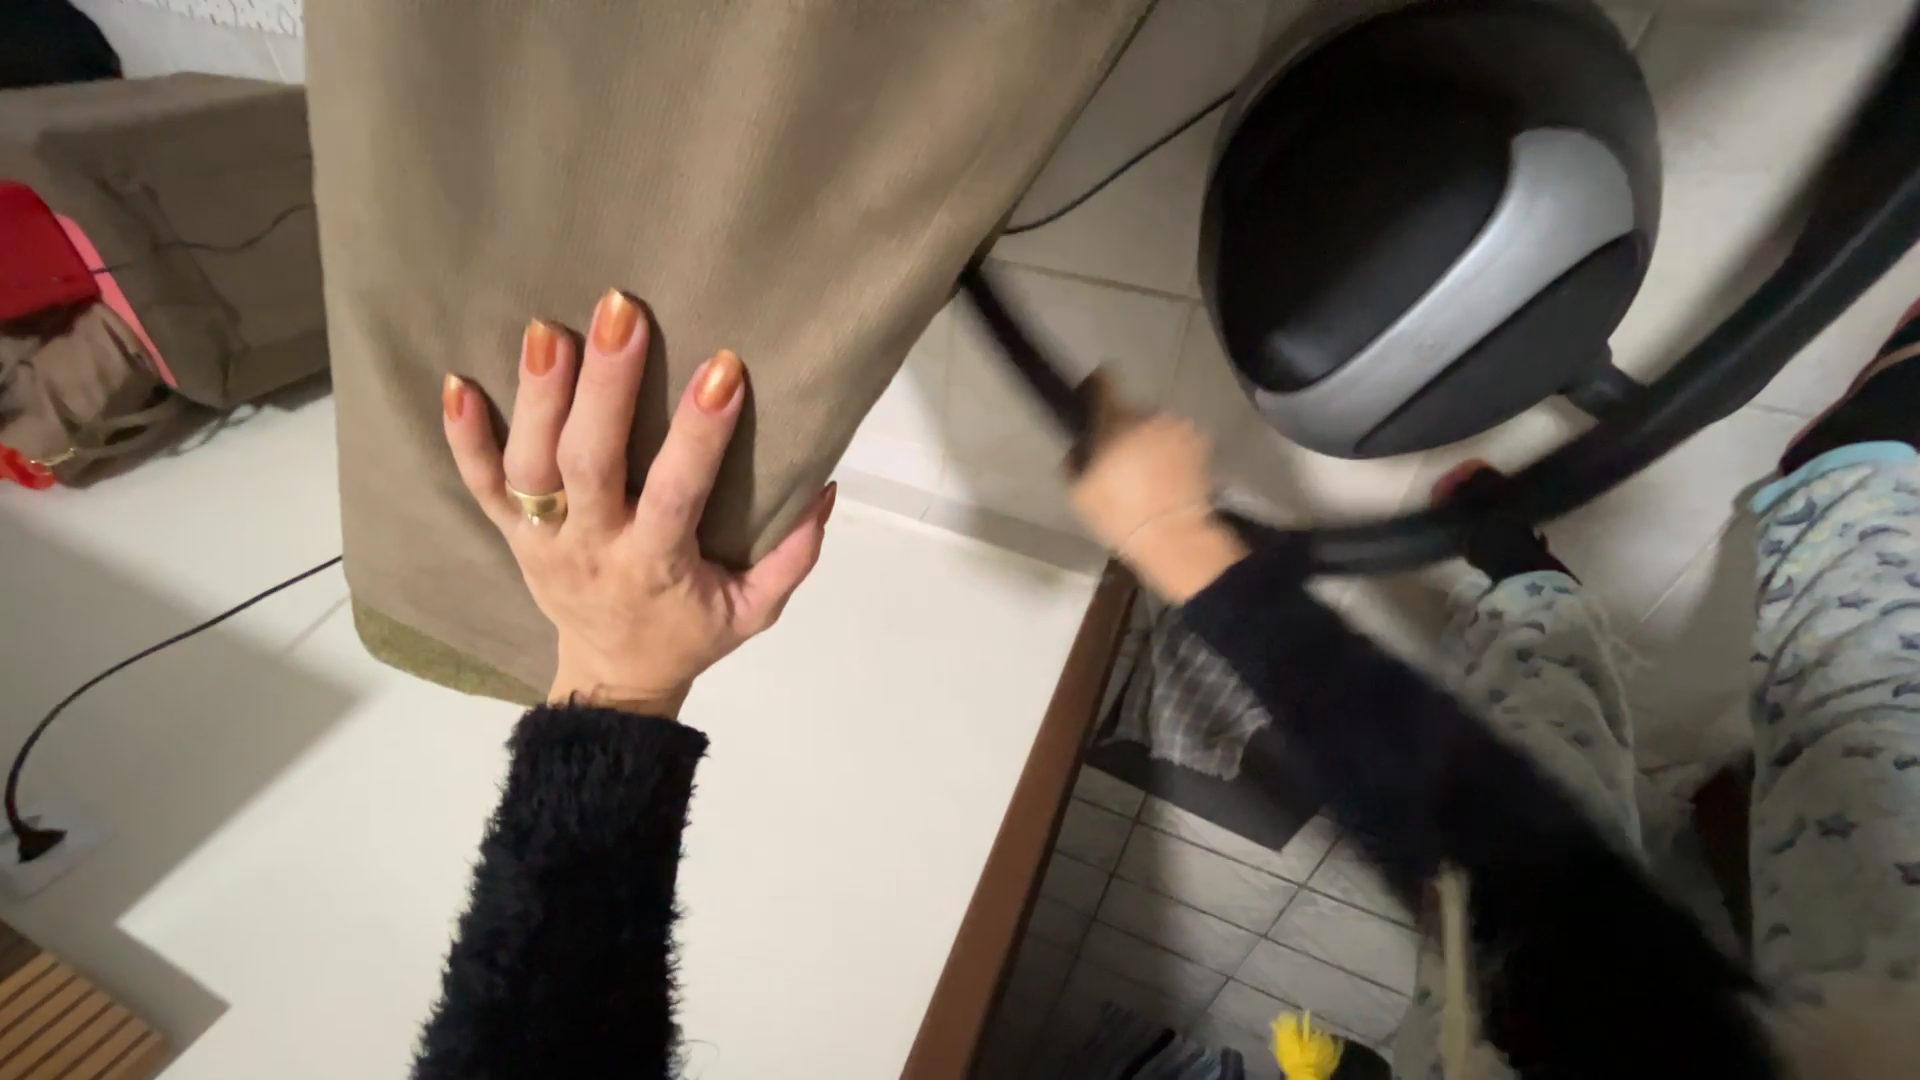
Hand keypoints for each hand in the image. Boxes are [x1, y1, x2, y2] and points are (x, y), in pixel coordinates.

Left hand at [442, 289, 834, 715]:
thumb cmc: (690, 636)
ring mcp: (541, 540)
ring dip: (538, 396)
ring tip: (550, 329)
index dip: (699, 433)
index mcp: (656, 564)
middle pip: (589, 463)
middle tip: (622, 314)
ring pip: (529, 466)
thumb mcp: (756, 613)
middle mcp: (592, 547)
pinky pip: (480, 486)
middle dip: (605, 387)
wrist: (614, 677)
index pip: (676, 491)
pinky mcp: (511, 536)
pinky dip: (464, 437)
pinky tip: (457, 382)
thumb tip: (823, 489)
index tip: (723, 370)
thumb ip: (793, 558)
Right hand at [1068, 371, 1245, 601]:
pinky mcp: (1201, 443)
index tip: (1091, 396)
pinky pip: (1178, 438)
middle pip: (1130, 411)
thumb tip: (1078, 449)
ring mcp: (1179, 427)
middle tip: (1119, 459)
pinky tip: (1167, 476)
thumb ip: (1074, 461)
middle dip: (1124, 428)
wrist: (1173, 536)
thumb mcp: (1079, 494)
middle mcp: (1149, 414)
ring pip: (1156, 425)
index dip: (1094, 386)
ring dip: (1150, 439)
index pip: (1103, 382)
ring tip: (1146, 472)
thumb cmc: (1119, 515)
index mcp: (1115, 422)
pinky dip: (1172, 450)